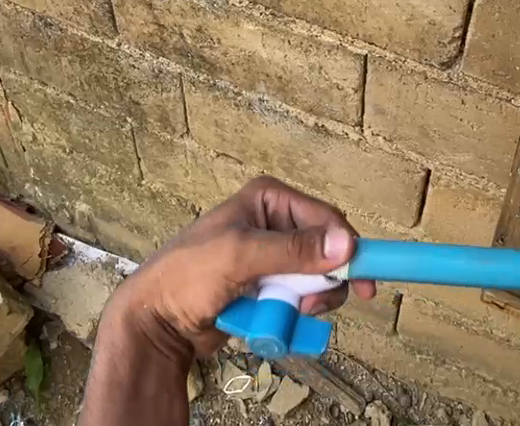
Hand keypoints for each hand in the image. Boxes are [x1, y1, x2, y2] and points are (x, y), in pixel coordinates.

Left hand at [106, 175, 376, 359]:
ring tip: (289, 314)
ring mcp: (272, 255)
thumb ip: (294, 251)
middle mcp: (274, 221)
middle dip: (325, 280)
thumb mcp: (242, 256)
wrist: (154, 321)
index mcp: (270, 198)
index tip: (365, 279)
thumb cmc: (189, 275)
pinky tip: (277, 320)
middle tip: (315, 305)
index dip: (347, 246)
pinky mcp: (268, 285)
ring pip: (317, 278)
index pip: (324, 217)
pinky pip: (300, 298)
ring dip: (309, 301)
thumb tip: (347, 244)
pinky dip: (296, 313)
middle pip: (326, 249)